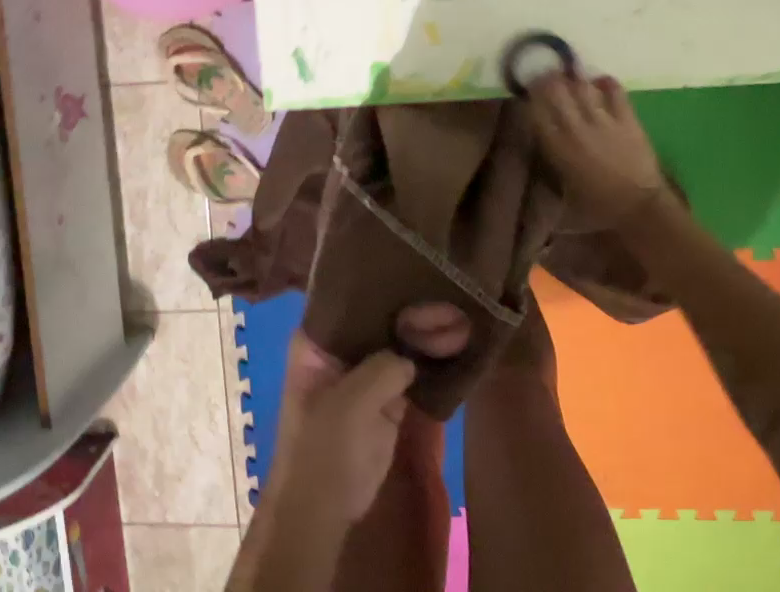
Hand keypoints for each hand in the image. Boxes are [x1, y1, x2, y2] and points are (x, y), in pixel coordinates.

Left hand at [268, 304, 470, 524]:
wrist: (324, 510)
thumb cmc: (323, 449)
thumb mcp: (351, 401)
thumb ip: (384, 366)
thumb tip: (412, 355)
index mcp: (318, 340)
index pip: (351, 298)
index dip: (383, 285)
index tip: (418, 270)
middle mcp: (341, 348)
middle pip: (381, 319)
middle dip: (412, 310)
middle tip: (450, 294)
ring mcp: (365, 374)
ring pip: (400, 343)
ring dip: (427, 334)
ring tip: (461, 312)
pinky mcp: (387, 400)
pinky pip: (413, 372)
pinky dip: (432, 362)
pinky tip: (459, 344)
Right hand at [529, 72, 669, 225]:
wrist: (639, 207)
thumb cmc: (598, 207)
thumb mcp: (564, 194)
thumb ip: (550, 174)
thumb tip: (540, 167)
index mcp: (557, 147)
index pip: (536, 111)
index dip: (530, 97)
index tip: (528, 90)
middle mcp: (575, 128)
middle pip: (555, 91)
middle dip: (547, 80)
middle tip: (545, 75)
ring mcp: (602, 121)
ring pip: (582, 87)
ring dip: (572, 77)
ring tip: (568, 72)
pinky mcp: (626, 119)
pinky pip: (614, 91)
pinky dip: (605, 82)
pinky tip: (600, 80)